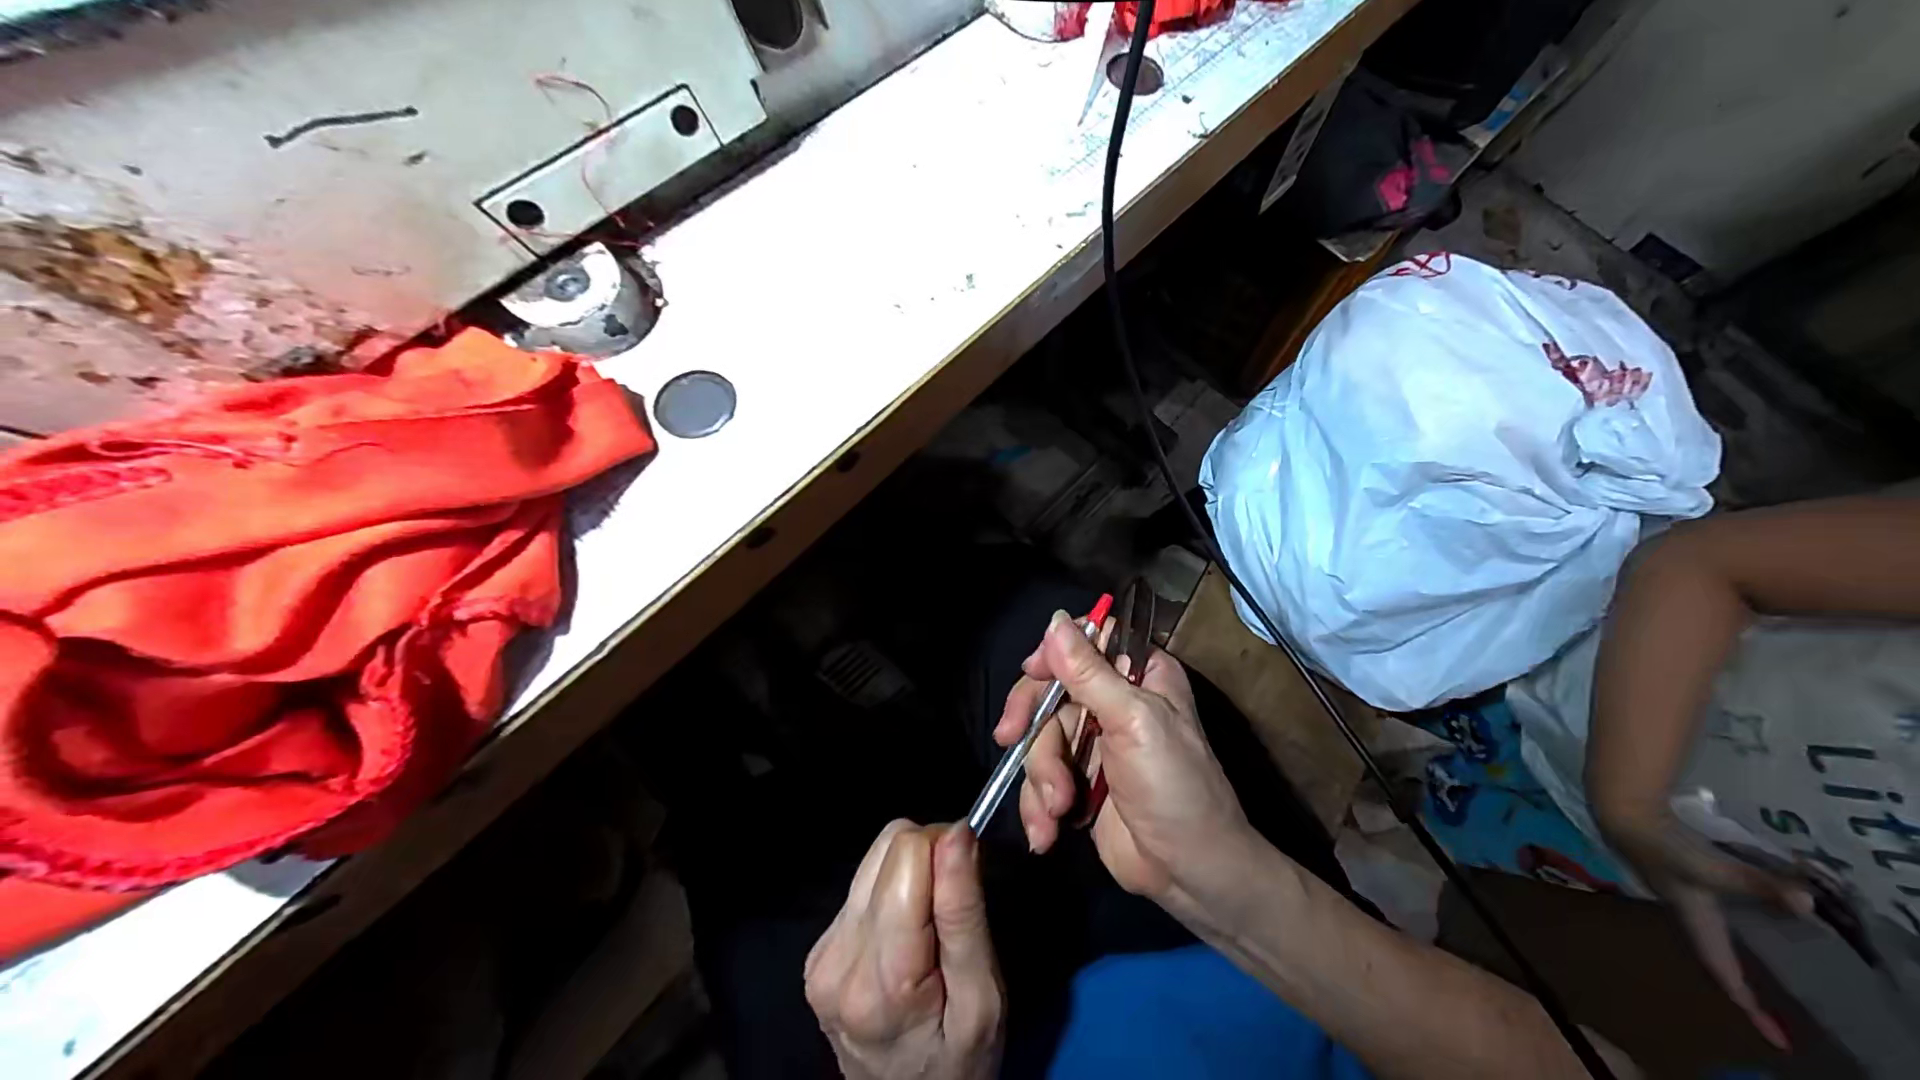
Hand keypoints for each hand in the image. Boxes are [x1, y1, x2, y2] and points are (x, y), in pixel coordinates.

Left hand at [804, 821, 1003, 1079]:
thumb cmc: (959, 1062)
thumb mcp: (982, 999)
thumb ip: (964, 913)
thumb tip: (957, 832)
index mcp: (881, 977)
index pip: (906, 853)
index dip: (945, 848)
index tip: (969, 875)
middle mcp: (838, 959)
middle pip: (888, 847)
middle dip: (930, 857)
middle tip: (955, 903)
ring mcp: (821, 956)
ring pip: (874, 858)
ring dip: (910, 874)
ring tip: (931, 923)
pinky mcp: (817, 952)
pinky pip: (862, 885)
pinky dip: (892, 894)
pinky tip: (907, 934)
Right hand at [993, 609, 1262, 929]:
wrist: (1190, 874)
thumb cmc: (1174, 786)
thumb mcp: (1133, 722)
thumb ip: (1089, 672)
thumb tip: (1056, 619)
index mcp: (1139, 675)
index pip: (1086, 641)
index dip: (1053, 653)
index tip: (1032, 672)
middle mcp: (1113, 701)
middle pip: (1050, 690)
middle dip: (1034, 724)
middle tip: (1009, 738)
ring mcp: (1092, 742)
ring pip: (1040, 737)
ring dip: (1041, 776)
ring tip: (1059, 808)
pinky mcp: (1077, 779)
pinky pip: (1039, 775)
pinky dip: (1038, 803)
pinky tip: (1047, 831)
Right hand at [1599, 808, 1812, 1050]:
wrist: (1620, 813)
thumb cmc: (1660, 846)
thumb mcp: (1711, 866)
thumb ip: (1757, 883)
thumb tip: (1809, 904)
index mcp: (1695, 918)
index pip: (1722, 968)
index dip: (1744, 999)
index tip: (1769, 1033)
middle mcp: (1686, 911)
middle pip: (1713, 953)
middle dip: (1735, 980)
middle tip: (1762, 1006)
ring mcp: (1678, 891)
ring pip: (1710, 931)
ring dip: (1730, 952)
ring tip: (1751, 967)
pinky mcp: (1677, 873)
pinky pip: (1710, 909)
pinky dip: (1730, 922)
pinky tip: (1737, 913)